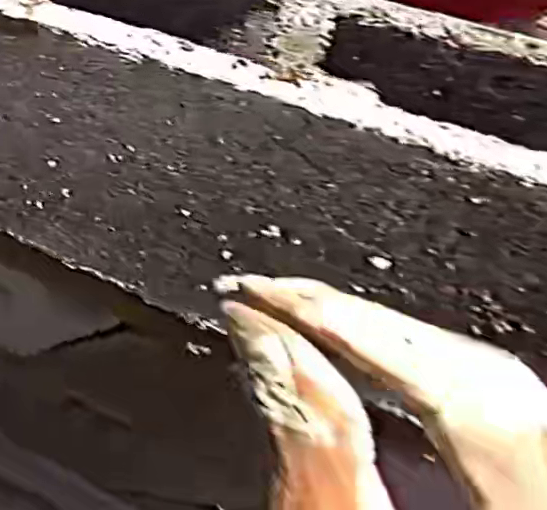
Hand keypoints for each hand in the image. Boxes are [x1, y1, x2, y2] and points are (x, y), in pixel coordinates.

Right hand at [218, 275, 546, 509]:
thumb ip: (311, 437)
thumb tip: (260, 330)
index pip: (460, 387)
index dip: (349, 321)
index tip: (261, 291)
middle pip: (491, 383)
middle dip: (365, 323)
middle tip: (270, 293)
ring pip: (509, 395)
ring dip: (394, 343)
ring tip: (308, 314)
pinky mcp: (545, 500)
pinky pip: (514, 423)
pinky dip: (428, 379)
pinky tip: (371, 363)